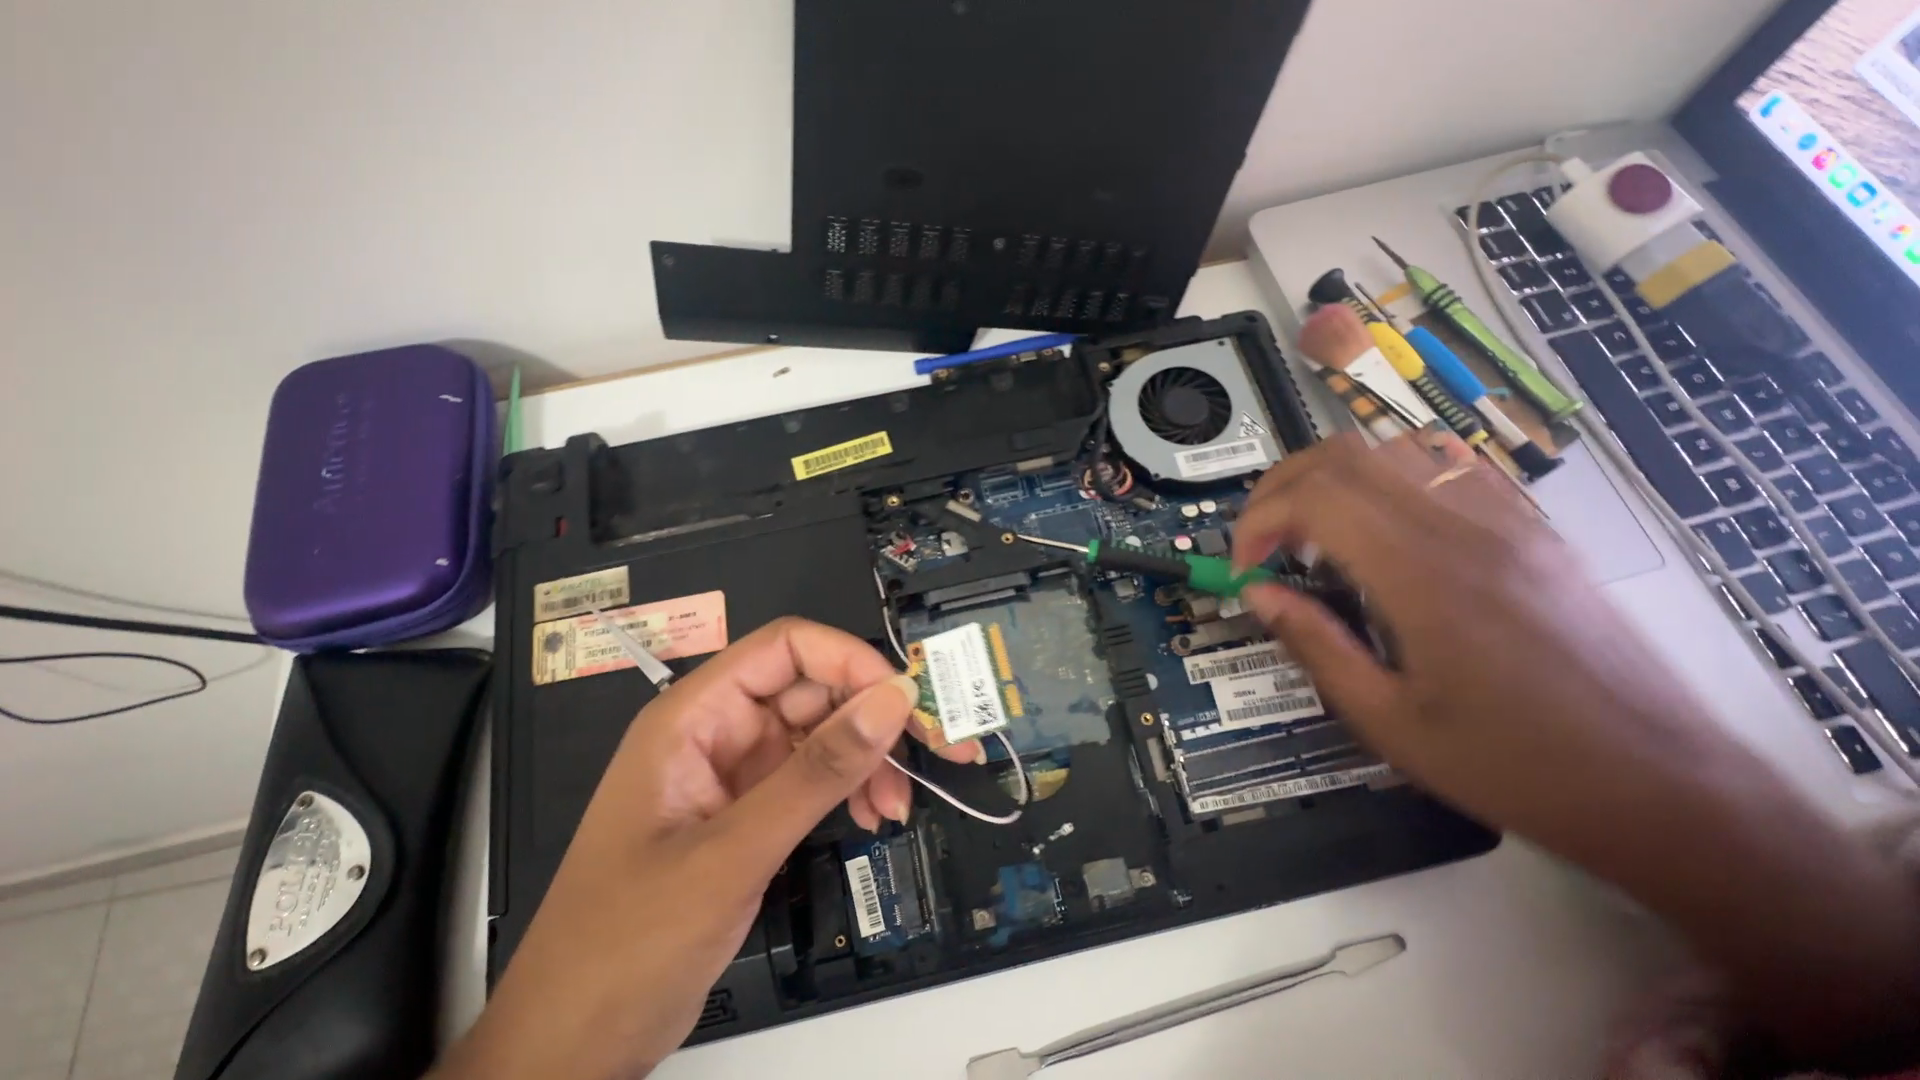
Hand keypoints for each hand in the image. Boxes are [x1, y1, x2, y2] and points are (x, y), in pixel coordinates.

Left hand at [433, 617, 970, 1079]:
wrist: (573, 1038)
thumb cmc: (631, 940)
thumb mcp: (733, 852)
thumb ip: (816, 774)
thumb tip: (891, 700)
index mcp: (692, 718)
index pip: (784, 649)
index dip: (849, 661)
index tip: (905, 702)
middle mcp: (714, 734)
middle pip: (809, 691)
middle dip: (871, 717)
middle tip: (933, 755)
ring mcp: (731, 778)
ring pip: (817, 737)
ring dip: (866, 760)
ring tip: (898, 806)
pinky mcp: (746, 819)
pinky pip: (810, 782)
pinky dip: (847, 792)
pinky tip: (874, 818)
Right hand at [1228, 433, 1723, 835]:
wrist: (1664, 785)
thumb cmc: (1516, 768)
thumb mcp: (1391, 724)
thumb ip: (1316, 646)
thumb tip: (1261, 595)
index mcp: (1426, 575)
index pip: (1317, 494)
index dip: (1259, 520)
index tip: (1246, 571)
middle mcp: (1467, 527)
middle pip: (1349, 455)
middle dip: (1283, 488)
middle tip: (1264, 547)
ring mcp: (1510, 521)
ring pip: (1397, 451)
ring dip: (1336, 481)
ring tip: (1318, 541)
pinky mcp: (1537, 532)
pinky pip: (1450, 470)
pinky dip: (1393, 482)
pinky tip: (1387, 536)